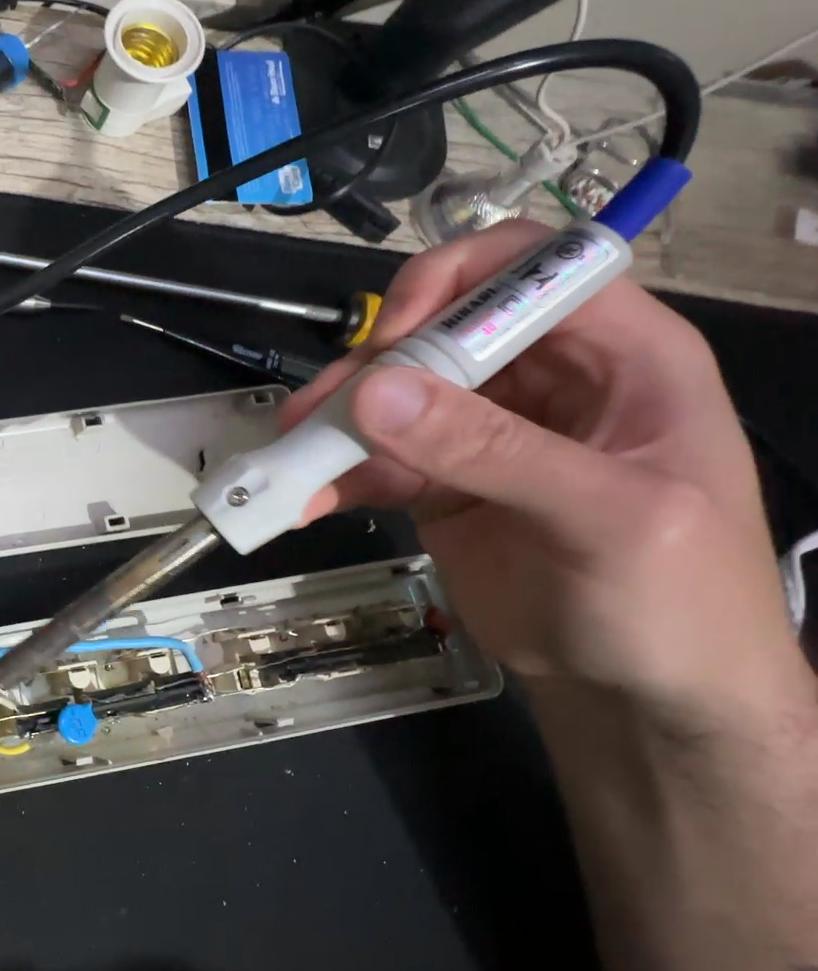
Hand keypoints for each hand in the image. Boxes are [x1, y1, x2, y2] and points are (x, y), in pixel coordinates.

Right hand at [283, 221, 808, 727]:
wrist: (644, 700)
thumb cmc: (677, 603)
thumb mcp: (605, 516)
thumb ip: (492, 450)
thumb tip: (374, 393)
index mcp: (620, 357)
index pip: (532, 270)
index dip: (457, 281)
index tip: (392, 338)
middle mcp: (544, 381)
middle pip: (440, 331)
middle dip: (372, 365)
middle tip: (319, 411)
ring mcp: (483, 436)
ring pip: (394, 396)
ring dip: (337, 421)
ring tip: (293, 456)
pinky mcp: (438, 485)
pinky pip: (374, 461)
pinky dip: (333, 477)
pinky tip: (306, 501)